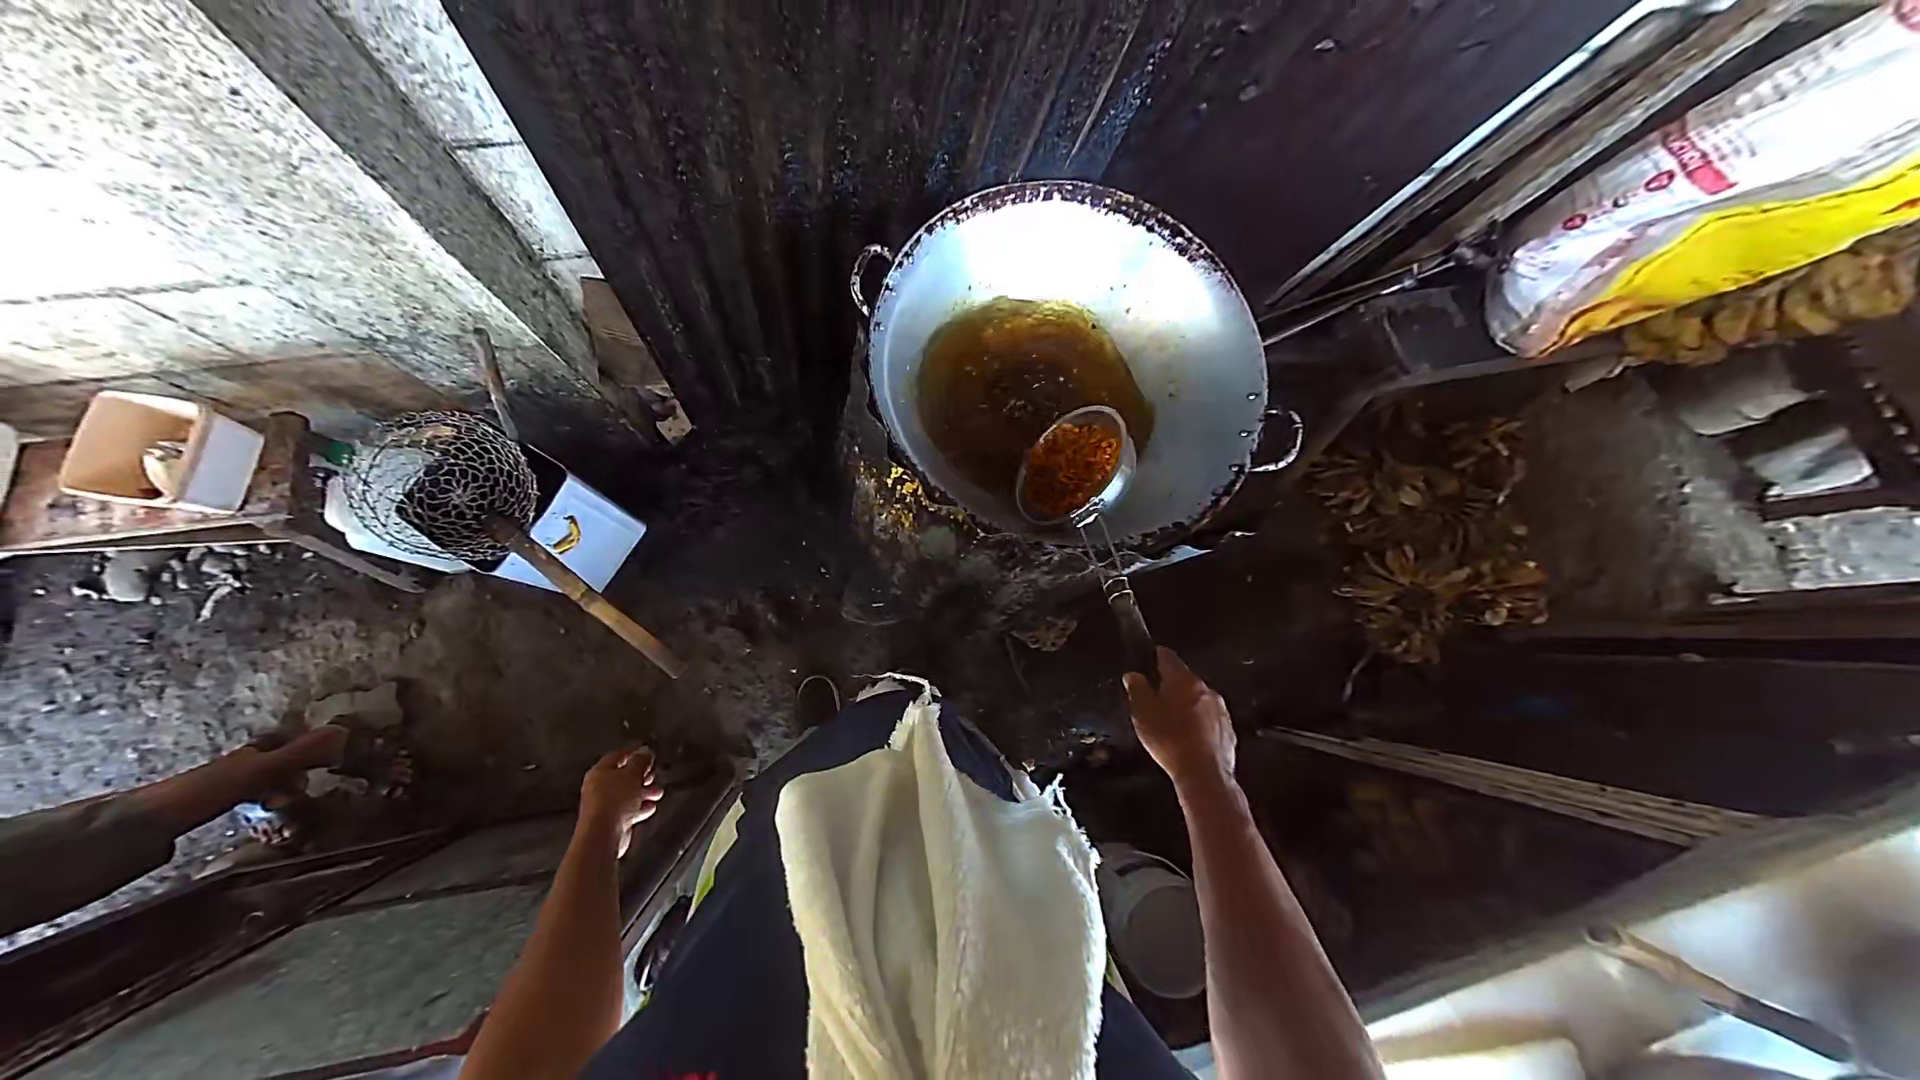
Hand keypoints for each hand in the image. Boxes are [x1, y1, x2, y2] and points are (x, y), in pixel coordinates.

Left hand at [579, 747, 663, 854]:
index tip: (650, 756)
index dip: (635, 754)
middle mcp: (599, 787)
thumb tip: (645, 752)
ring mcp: (604, 805)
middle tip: (653, 777)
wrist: (603, 834)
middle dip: (642, 776)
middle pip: (624, 776)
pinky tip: (650, 808)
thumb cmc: (616, 799)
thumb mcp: (633, 774)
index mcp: (600, 772)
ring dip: (645, 792)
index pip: (618, 756)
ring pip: (628, 794)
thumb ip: (641, 761)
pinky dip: (640, 808)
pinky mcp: (611, 820)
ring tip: (657, 794)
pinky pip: (628, 810)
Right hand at [1123, 648, 1235, 793]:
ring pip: (1197, 698)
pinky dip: (1198, 722)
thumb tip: (1133, 675)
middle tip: (1153, 699)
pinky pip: (1208, 718)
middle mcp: (1205, 688)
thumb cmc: (1169, 739)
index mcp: (1182, 679)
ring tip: (1169, 723)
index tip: (1147, 660)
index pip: (1167, 656)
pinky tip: (1187, 738)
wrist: (1204, 773)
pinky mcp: (1228, 728)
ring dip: (1184, 704)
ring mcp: (1219, 708)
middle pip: (1183, 678)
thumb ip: (1136, 689)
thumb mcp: (1141, 712)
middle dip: (1169, 684)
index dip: (1154, 656)